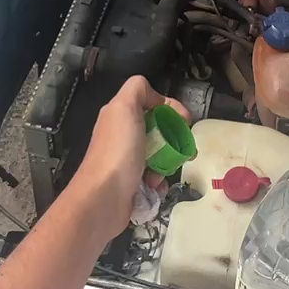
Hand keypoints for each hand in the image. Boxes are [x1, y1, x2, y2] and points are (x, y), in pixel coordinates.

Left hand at [60, 76, 184, 243]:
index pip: (151, 103)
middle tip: (186, 149)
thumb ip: (138, 89)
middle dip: (174, 139)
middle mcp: (121, 136)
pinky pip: (155, 178)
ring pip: (159, 155)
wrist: (102, 199)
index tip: (185, 120)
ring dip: (167, 163)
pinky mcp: (131, 184)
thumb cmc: (117, 152)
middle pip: (158, 130)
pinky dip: (159, 183)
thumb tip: (155, 96)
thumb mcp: (125, 107)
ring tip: (163, 172)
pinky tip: (155, 187)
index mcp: (119, 115)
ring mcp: (126, 161)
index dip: (170, 108)